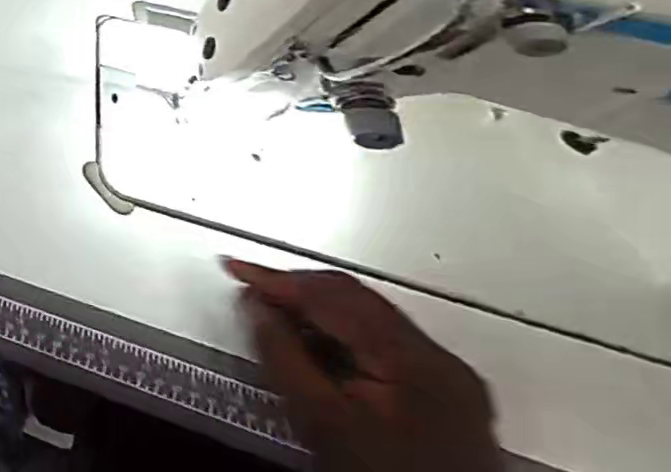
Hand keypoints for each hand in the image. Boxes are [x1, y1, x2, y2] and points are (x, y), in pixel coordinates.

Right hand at [225, 259, 501, 471]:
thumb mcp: (318, 415)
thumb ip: (280, 352)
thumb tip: (254, 305)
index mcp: (415, 362)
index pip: (332, 296)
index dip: (277, 280)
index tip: (237, 269)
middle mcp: (440, 363)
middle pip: (353, 300)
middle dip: (295, 290)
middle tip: (250, 287)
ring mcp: (449, 379)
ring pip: (365, 316)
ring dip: (313, 309)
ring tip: (271, 311)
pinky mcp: (445, 394)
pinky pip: (378, 340)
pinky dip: (337, 331)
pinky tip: (309, 340)